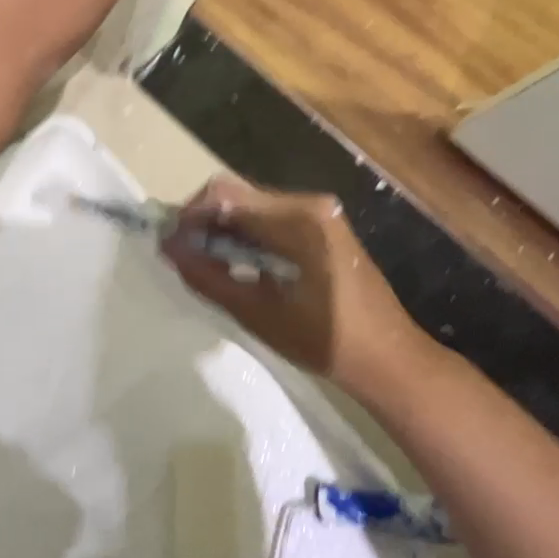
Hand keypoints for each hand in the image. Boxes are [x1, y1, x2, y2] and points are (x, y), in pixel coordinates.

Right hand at [162, 177, 433, 395]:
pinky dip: (246, 236)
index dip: (189, 216)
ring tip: (206, 265)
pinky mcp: (322, 227)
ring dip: (223, 230)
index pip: (224, 195)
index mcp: (297, 219)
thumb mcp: (257, 313)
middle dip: (203, 223)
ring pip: (250, 207)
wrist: (391, 361)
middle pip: (236, 196)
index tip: (169, 246)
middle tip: (182, 258)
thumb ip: (208, 276)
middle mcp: (308, 204)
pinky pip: (270, 219)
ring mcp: (319, 214)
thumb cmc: (325, 341)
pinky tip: (238, 266)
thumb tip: (167, 248)